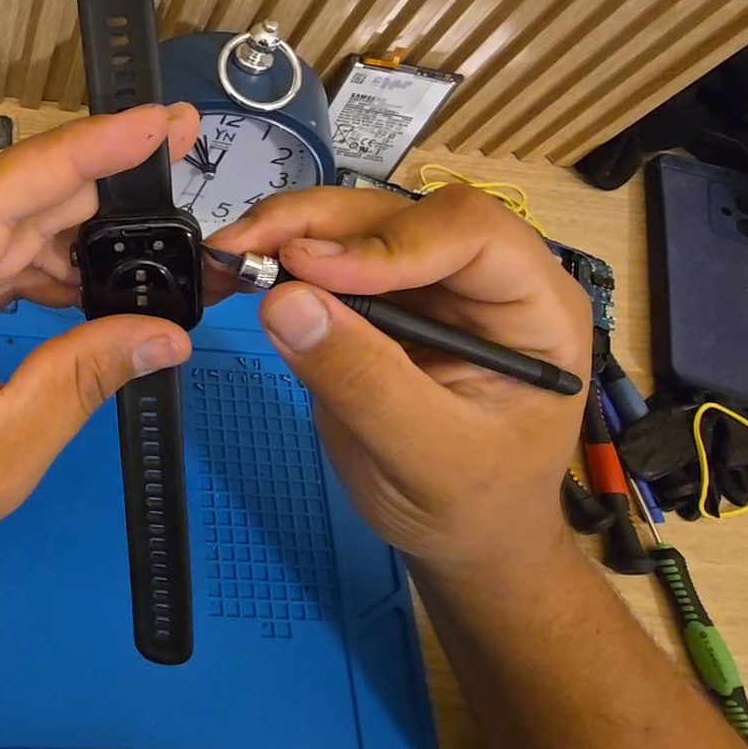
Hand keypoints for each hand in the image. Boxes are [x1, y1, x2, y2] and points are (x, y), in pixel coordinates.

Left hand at [0, 104, 202, 611]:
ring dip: (70, 228)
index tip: (153, 124)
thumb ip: (76, 385)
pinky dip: (33, 263)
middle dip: (93, 180)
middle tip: (173, 159)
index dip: (78, 154)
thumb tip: (165, 333)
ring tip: (147, 238)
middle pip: (0, 205)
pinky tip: (85, 277)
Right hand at [205, 184, 590, 574]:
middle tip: (234, 250)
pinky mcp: (367, 298)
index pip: (469, 233)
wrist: (457, 534)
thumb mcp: (425, 455)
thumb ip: (363, 380)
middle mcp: (471, 276)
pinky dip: (266, 260)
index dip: (386, 240)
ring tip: (220, 262)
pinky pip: (314, 259)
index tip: (307, 270)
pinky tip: (228, 275)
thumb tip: (284, 300)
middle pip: (391, 214)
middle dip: (307, 225)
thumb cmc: (469, 503)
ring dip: (275, 235)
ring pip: (344, 224)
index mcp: (527, 305)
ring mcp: (416, 282)